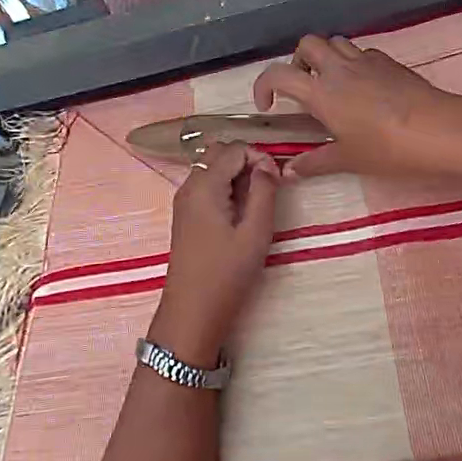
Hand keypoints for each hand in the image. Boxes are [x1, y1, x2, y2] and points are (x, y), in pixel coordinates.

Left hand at [154, 143, 280, 364]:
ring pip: (211, 168)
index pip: (234, 149)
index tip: (277, 180)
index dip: (259, 157)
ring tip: (256, 203)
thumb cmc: (226, 273)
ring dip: (235, 175)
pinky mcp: (185, 215)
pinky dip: (224, 188)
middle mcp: (189, 186)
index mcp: (204, 186)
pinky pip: (205, 186)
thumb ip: (263, 192)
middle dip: (246, 161)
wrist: (192, 311)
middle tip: (267, 188)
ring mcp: (184, 201)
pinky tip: (239, 213)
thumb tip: (268, 165)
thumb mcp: (255, 232)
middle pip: (218, 153)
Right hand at [251, 34, 461, 178]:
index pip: (278, 74)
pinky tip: (363, 87)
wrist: (440, 129)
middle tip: (302, 87)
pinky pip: (362, 52)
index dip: (264, 86)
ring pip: (335, 42)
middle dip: (297, 61)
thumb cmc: (388, 148)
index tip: (268, 106)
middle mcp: (339, 68)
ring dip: (325, 57)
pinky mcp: (389, 62)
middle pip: (306, 44)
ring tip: (331, 85)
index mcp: (321, 92)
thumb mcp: (348, 159)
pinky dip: (353, 62)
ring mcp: (366, 61)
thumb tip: (288, 172)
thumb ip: (315, 163)